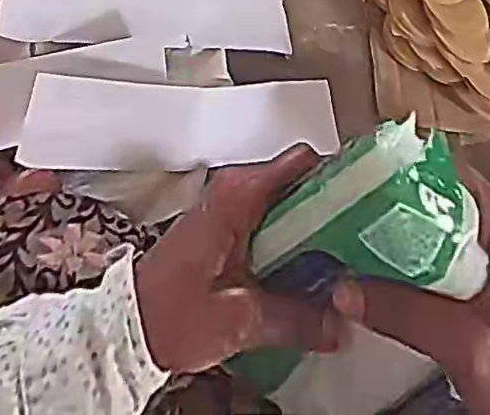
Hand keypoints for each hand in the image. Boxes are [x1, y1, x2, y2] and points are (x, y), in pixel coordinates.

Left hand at [134, 145, 343, 373]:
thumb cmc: (168, 314)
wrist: (124, 328)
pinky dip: (295, 234)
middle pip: (300, 179)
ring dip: (315, 222)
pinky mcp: (229, 222)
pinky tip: (312, 268)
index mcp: (240, 193)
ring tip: (345, 252)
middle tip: (364, 232)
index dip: (337, 172)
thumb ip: (294, 318)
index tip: (366, 194)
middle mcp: (237, 188)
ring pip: (289, 198)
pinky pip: (274, 215)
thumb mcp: (238, 320)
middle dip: (332, 204)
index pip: (302, 161)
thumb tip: (340, 323)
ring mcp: (233, 203)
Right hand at [332, 160, 489, 414]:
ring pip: (432, 235)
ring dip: (396, 240)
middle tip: (352, 206)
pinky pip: (432, 264)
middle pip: (439, 204)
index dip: (413, 172)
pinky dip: (404, 267)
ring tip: (354, 234)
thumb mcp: (466, 343)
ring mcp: (488, 264)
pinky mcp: (474, 292)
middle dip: (395, 207)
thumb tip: (347, 288)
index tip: (370, 174)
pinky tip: (375, 273)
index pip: (456, 178)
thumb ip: (407, 311)